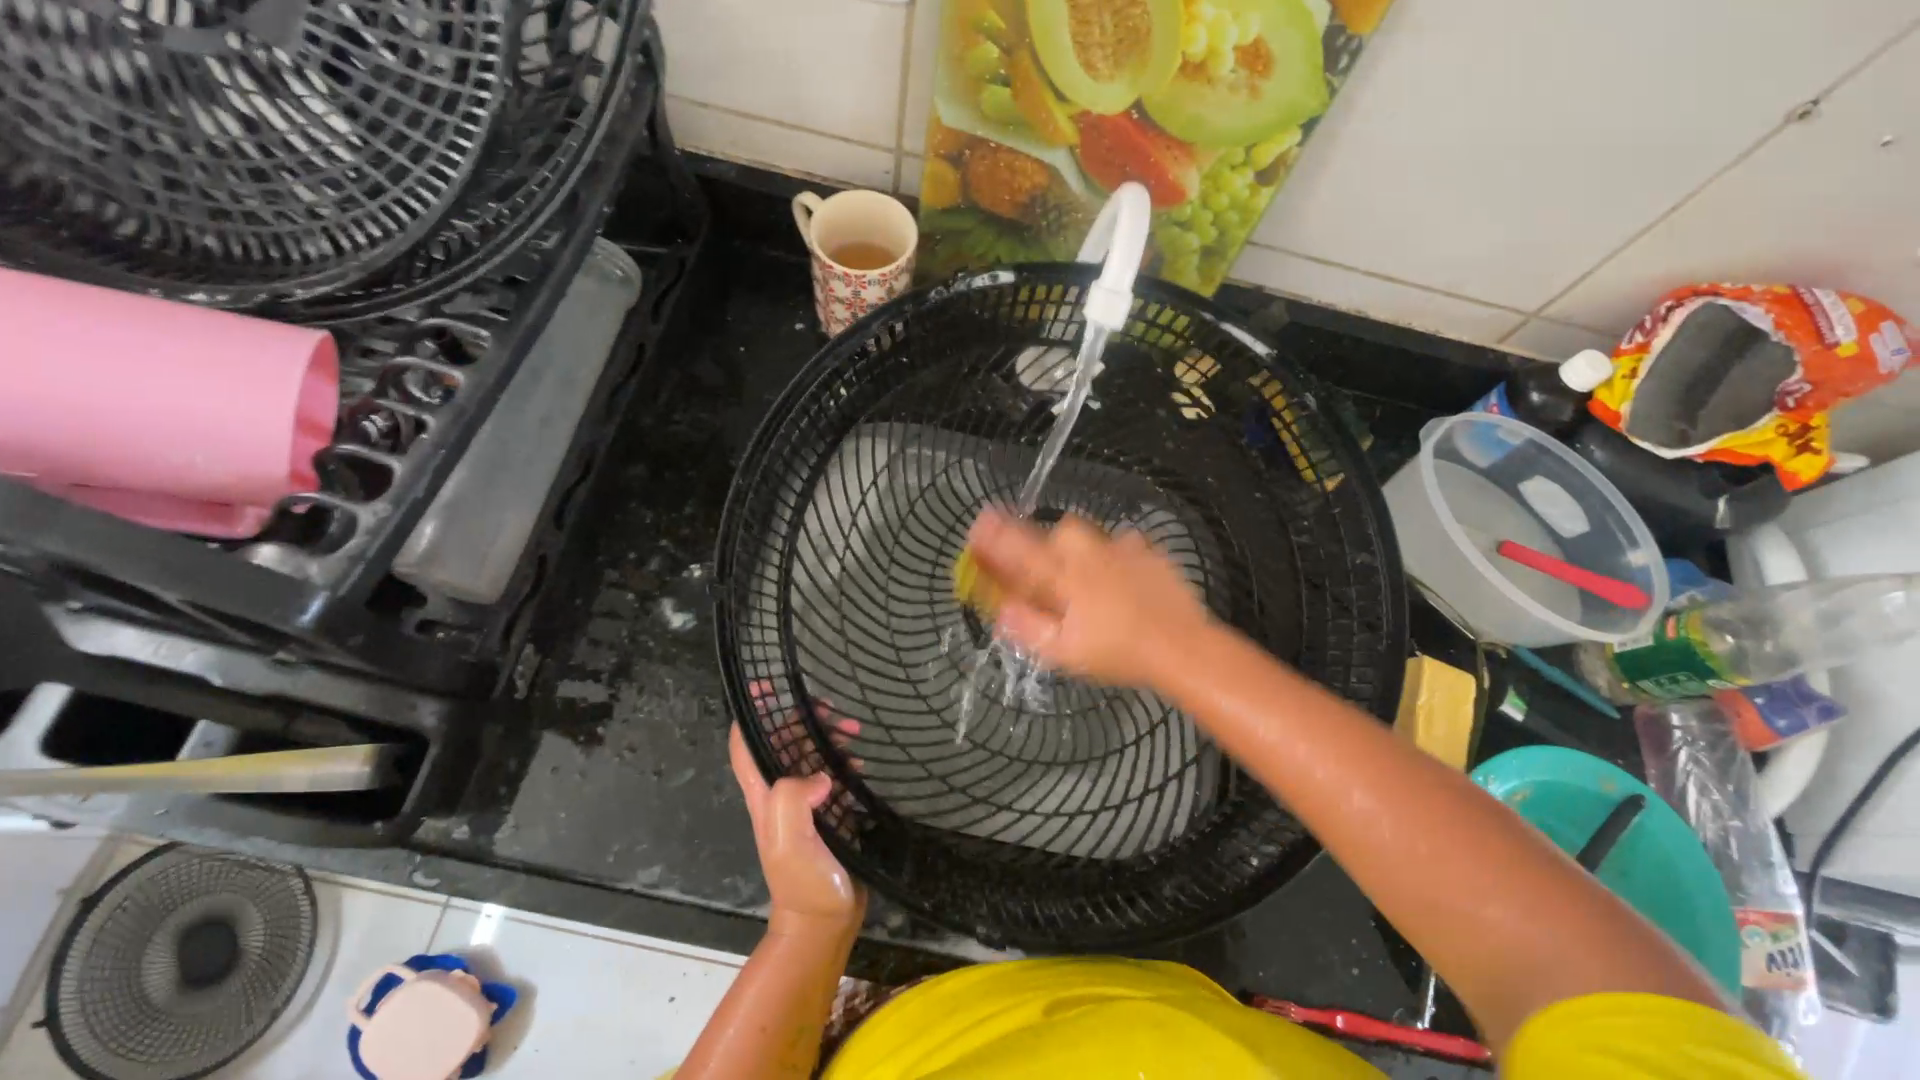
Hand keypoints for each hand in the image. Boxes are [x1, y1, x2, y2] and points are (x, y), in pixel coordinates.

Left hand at [729, 690, 865, 934]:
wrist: (825, 922)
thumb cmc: (803, 882)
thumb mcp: (790, 840)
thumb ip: (793, 799)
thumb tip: (820, 774)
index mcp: (764, 796)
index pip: (745, 745)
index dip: (751, 714)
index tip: (768, 686)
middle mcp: (779, 796)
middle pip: (782, 742)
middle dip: (803, 719)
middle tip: (834, 711)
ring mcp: (804, 807)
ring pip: (809, 756)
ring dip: (828, 739)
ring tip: (856, 733)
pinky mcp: (827, 817)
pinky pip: (832, 777)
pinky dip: (844, 763)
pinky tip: (861, 764)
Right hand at [964, 506, 1213, 686]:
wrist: (1183, 648)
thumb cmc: (1119, 654)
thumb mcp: (1064, 651)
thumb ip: (1028, 626)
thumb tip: (1001, 610)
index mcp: (1066, 577)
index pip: (1022, 550)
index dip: (997, 536)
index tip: (979, 523)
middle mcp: (1093, 556)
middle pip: (1060, 532)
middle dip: (1047, 541)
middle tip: (1046, 567)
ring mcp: (1126, 551)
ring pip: (1092, 535)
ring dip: (1080, 548)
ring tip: (1083, 572)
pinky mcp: (1152, 555)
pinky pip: (1126, 544)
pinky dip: (1116, 556)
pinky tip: (1120, 578)